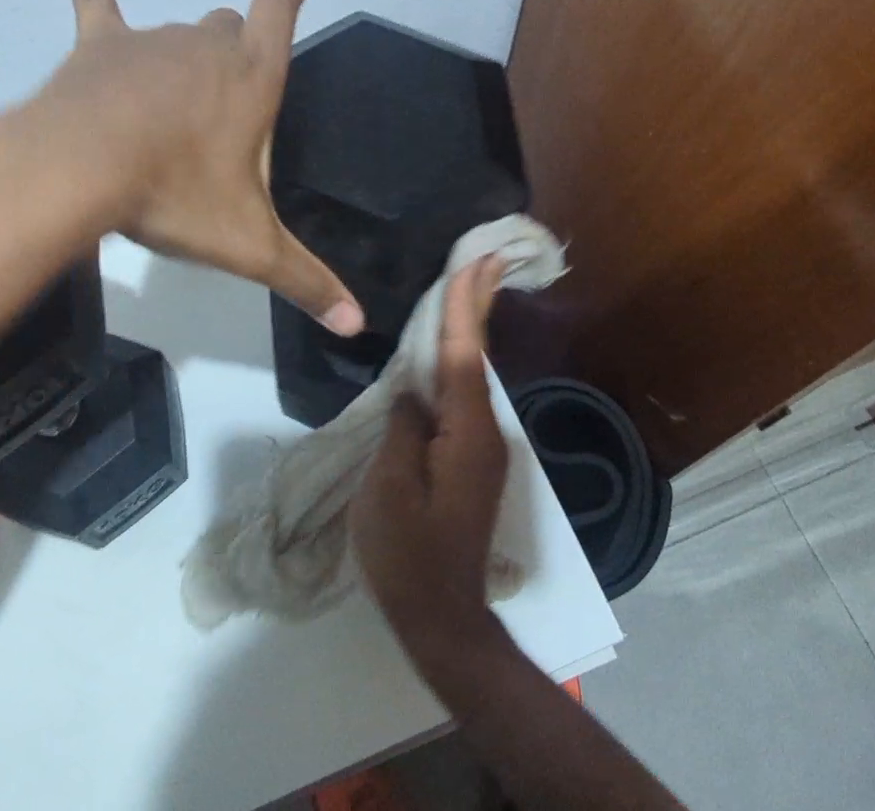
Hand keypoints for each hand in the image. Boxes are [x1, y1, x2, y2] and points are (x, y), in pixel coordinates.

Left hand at [8, 0, 362, 334]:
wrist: (85, 172)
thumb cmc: (178, 198)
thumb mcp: (250, 246)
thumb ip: (306, 281)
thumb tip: (357, 325)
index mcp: (252, 80)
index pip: (281, 14)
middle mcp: (207, 46)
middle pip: (229, 28)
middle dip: (236, 49)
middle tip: (227, 99)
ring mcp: (152, 40)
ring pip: (178, 31)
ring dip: (184, 53)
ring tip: (171, 105)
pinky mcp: (99, 44)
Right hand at [351, 256, 508, 652]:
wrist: (441, 614)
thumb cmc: (407, 553)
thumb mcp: (388, 488)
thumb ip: (403, 430)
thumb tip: (414, 396)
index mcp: (466, 434)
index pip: (465, 356)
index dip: (466, 306)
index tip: (477, 260)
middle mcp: (486, 435)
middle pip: (477, 360)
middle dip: (478, 308)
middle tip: (483, 259)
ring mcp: (482, 452)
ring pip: (472, 380)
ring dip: (468, 334)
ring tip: (461, 291)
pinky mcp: (472, 465)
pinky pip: (463, 403)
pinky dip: (457, 368)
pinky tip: (444, 357)